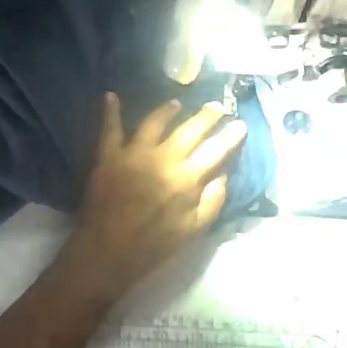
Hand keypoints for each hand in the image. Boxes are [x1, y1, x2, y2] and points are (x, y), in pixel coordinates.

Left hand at [60, 94, 246, 297]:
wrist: (106, 251)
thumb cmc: (153, 246)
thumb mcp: (193, 230)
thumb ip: (212, 201)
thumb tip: (223, 175)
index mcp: (187, 178)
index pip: (216, 150)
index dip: (230, 135)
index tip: (240, 124)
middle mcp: (163, 158)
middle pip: (189, 129)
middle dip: (207, 116)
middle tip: (217, 106)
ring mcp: (134, 153)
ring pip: (154, 122)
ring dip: (167, 110)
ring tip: (176, 104)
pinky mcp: (108, 156)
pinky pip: (110, 128)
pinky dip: (110, 111)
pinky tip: (110, 96)